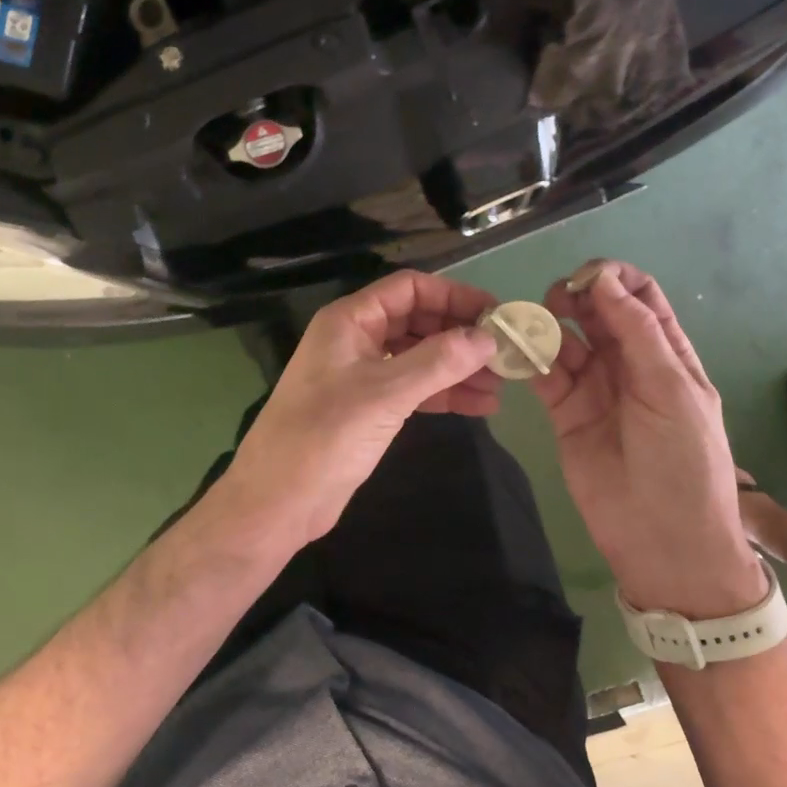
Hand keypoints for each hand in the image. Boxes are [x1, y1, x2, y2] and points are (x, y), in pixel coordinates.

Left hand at [219, 271, 500, 547]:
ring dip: (458, 368)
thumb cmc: (326, 435)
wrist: (279, 498)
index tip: (497, 315)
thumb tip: (488, 337)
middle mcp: (355, 340)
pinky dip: (444, 394)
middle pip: (417, 321)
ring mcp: (361, 375)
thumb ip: (438, 361)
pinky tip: (480, 405)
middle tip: (507, 354)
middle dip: (461, 335)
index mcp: (350, 321)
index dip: (454, 296)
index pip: (409, 289)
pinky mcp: (368, 409)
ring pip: (419, 357)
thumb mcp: (386, 392)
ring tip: (503, 385)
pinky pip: (414, 389)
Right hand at [533, 261, 762, 618]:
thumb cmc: (682, 461)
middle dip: (575, 297)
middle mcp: (629, 364)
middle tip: (553, 300)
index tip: (585, 279)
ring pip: (566, 340)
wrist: (662, 540)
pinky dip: (529, 359)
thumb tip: (602, 280)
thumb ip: (636, 332)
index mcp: (667, 354)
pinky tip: (518, 353)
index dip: (613, 279)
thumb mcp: (671, 390)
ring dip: (548, 326)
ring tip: (529, 326)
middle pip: (598, 313)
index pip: (640, 297)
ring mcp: (595, 388)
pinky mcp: (564, 412)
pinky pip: (544, 374)